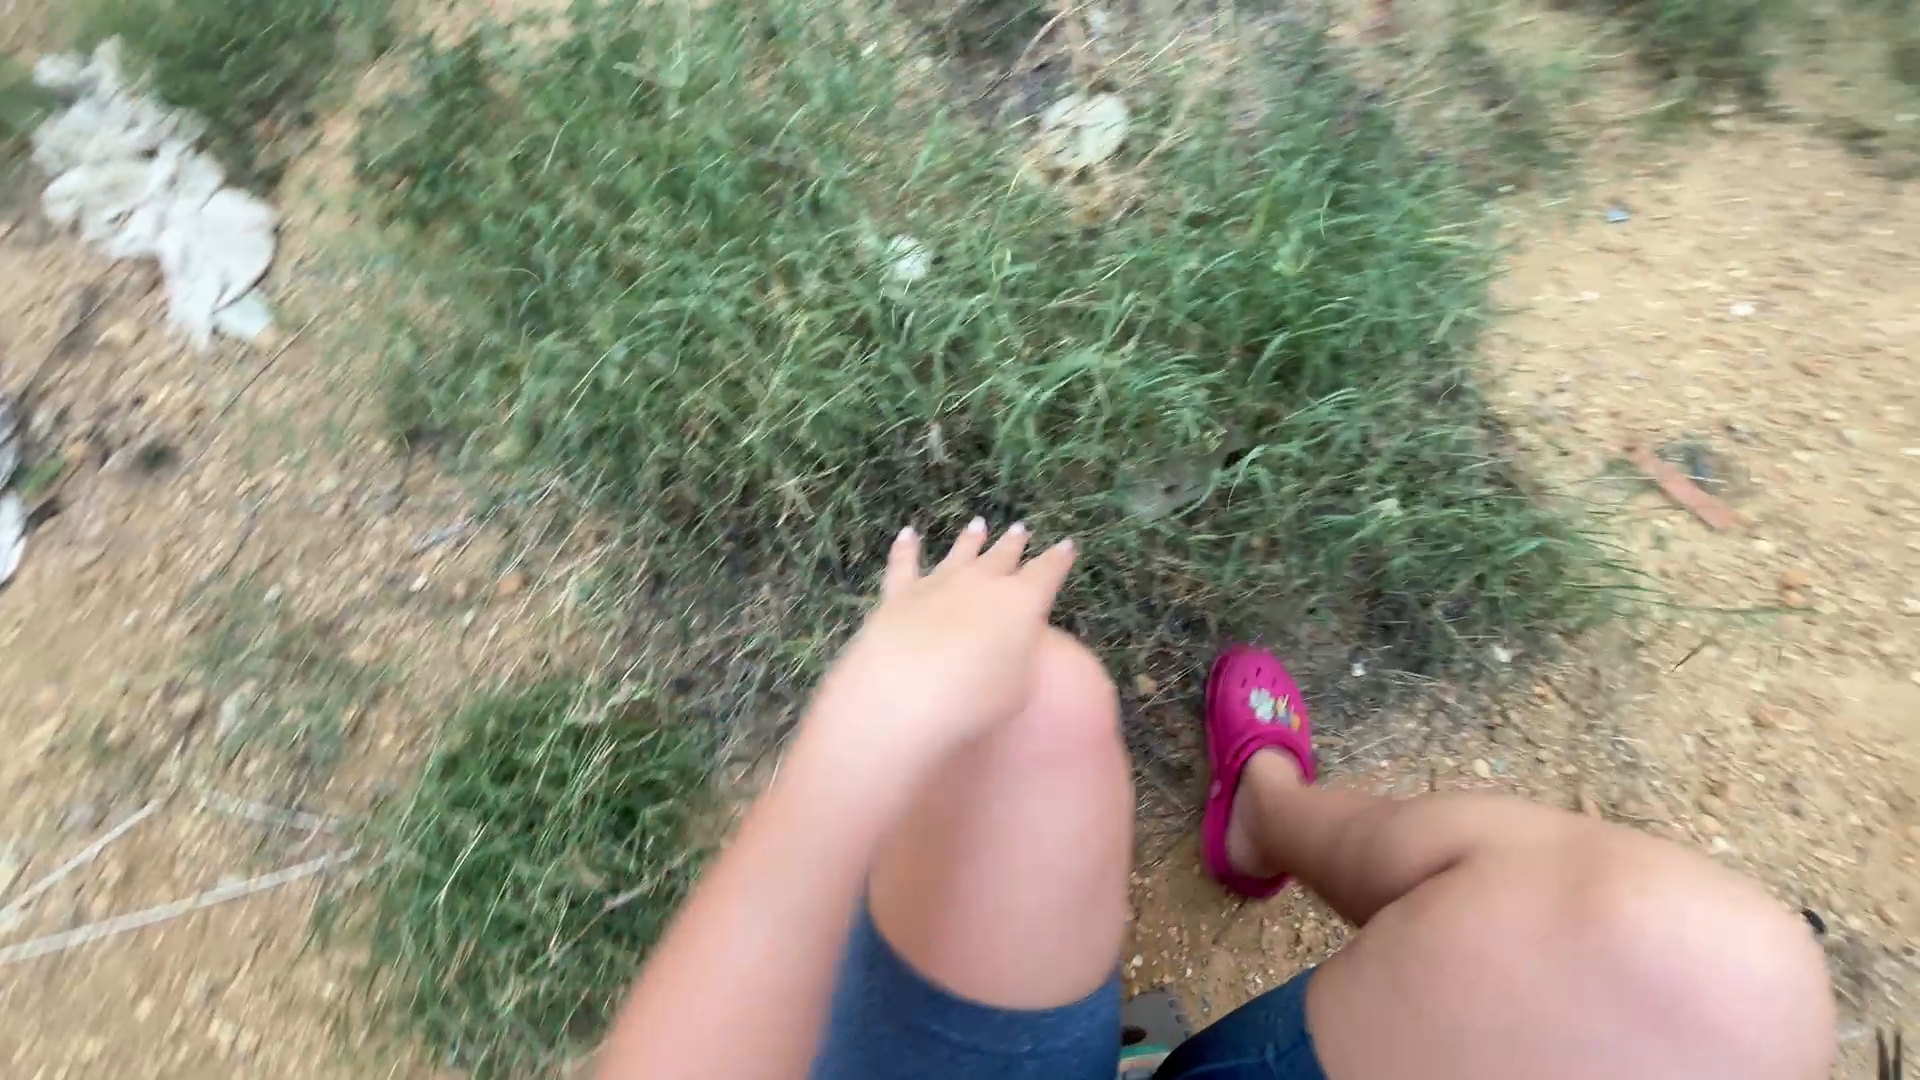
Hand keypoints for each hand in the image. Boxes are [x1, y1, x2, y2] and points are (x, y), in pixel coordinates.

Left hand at [796, 518, 1076, 792]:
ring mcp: (939, 583)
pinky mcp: (900, 593)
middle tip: (1022, 530)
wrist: (907, 691)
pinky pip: (904, 563)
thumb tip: (1013, 645)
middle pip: (1003, 556)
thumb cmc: (976, 698)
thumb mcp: (1019, 687)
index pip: (1047, 572)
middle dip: (1014, 544)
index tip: (1066, 546)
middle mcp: (982, 582)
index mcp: (1022, 600)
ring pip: (960, 553)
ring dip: (971, 539)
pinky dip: (906, 547)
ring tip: (978, 525)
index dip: (1058, 559)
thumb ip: (1020, 658)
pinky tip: (908, 534)